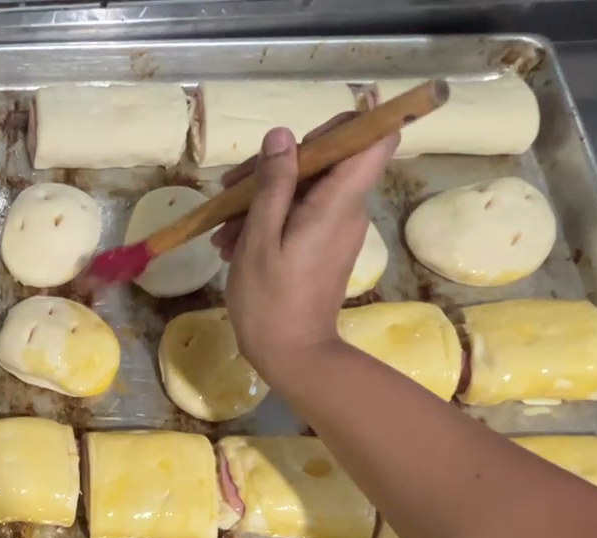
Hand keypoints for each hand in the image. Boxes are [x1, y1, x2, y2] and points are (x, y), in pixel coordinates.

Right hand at [211, 123, 396, 370]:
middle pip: (326, 162)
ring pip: (307, 191)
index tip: (300, 138)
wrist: (291, 354)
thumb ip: (272, 186)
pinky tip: (234, 244)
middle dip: (277, 168)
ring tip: (222, 232)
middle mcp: (348, 208)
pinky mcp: (326, 247)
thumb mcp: (259, 241)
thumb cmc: (270, 301)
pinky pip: (301, 217)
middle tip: (230, 191)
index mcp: (338, 202)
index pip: (374, 137)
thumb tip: (281, 135)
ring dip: (262, 201)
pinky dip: (269, 222)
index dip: (347, 124)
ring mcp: (338, 228)